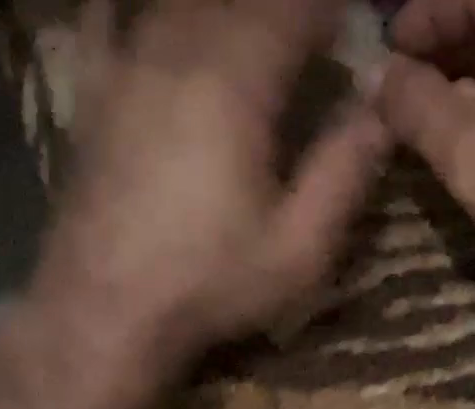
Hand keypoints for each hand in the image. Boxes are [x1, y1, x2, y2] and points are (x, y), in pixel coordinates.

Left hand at [12, 0, 390, 408]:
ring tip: (256, 36)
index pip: (292, 10)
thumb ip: (344, 172)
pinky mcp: (93, 92)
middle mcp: (176, 51)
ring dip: (228, 11)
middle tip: (312, 44)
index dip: (330, 13)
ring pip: (180, 3)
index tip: (352, 31)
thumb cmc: (209, 285)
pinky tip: (159, 21)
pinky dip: (138, 10)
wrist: (104, 311)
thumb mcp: (298, 248)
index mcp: (235, 84)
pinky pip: (106, 16)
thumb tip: (382, 110)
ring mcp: (125, 65)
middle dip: (283, 12)